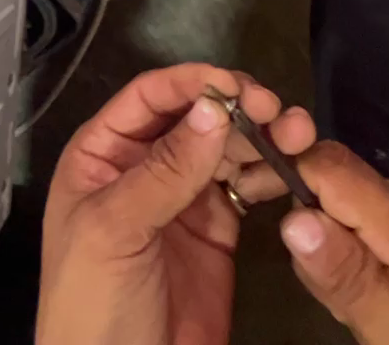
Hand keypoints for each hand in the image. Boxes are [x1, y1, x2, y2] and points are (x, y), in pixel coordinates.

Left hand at [37, 63, 315, 344]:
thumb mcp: (116, 230)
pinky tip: (288, 170)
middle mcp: (143, 165)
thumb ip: (165, 170)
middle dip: (235, 106)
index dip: (191, 83)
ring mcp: (181, 196)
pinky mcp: (216, 229)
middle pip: (193, 116)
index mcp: (103, 153)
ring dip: (259, 136)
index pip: (149, 98)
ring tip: (295, 135)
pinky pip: (245, 185)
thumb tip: (213, 107)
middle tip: (276, 111)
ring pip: (224, 147)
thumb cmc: (93, 304)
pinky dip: (268, 173)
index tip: (236, 83)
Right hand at [249, 141, 388, 344]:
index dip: (292, 181)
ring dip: (355, 244)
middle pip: (343, 184)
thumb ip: (350, 281)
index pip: (327, 163)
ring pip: (367, 201)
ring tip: (387, 311)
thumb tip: (290, 217)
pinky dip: (382, 248)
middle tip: (351, 304)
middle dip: (325, 231)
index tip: (286, 231)